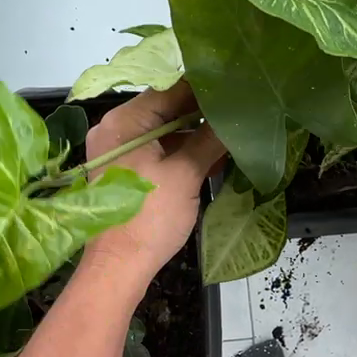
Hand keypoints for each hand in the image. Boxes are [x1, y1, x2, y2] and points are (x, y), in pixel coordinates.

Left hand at [79, 84, 225, 286]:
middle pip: (166, 110)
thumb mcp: (186, 174)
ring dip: (195, 136)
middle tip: (241, 115)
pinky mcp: (124, 174)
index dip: (206, 90)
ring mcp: (118, 153)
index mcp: (124, 121)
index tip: (238, 91)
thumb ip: (211, 140)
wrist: (119, 267)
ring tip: (233, 137)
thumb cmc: (149, 218)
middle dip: (203, 115)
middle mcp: (116, 130)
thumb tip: (237, 117)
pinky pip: (157, 153)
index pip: (171, 90)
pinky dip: (181, 154)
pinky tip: (212, 158)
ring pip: (163, 133)